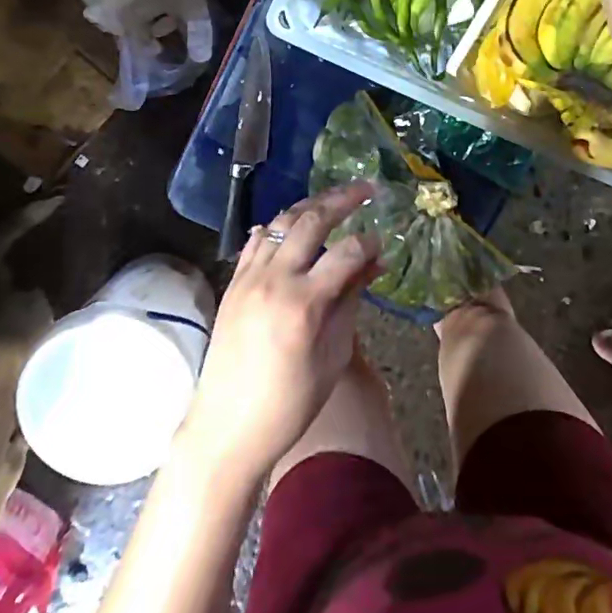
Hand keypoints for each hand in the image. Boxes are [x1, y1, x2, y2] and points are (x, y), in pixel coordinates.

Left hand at [178, 183, 380, 475]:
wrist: (228, 424)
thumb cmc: (290, 403)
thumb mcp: (333, 356)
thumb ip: (350, 302)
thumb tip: (371, 264)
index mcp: (304, 302)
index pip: (346, 253)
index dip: (369, 243)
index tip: (383, 244)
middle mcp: (273, 278)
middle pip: (309, 222)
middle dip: (340, 200)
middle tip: (366, 189)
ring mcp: (247, 277)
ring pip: (278, 224)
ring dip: (308, 207)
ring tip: (332, 199)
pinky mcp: (232, 282)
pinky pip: (255, 242)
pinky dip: (275, 227)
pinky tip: (290, 225)